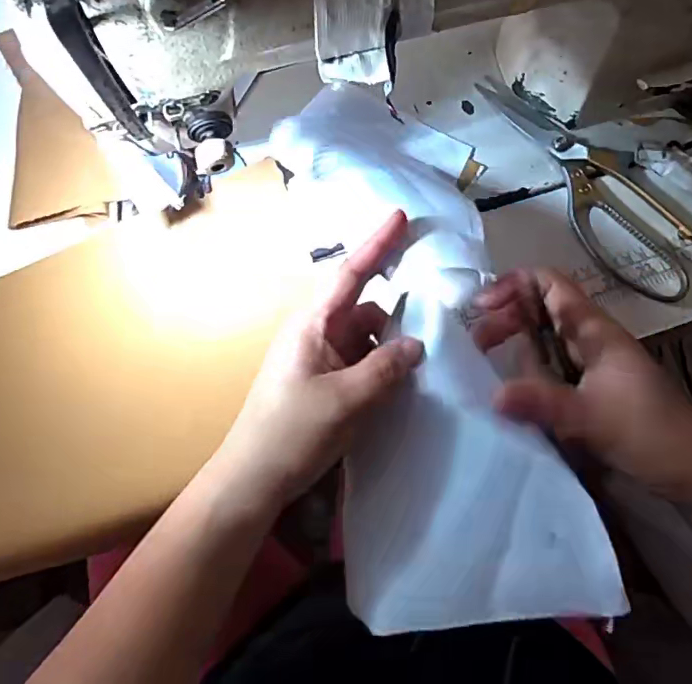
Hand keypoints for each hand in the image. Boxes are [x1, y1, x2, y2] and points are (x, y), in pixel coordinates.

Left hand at [202, 210, 425, 520]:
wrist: (254, 476)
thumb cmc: (292, 431)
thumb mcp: (345, 401)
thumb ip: (384, 370)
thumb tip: (417, 343)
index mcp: (313, 323)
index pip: (349, 273)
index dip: (376, 244)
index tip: (399, 216)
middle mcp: (316, 332)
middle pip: (363, 305)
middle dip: (396, 306)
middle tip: (437, 304)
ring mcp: (320, 357)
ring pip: (366, 335)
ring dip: (392, 342)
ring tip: (429, 356)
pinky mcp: (325, 381)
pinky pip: (362, 360)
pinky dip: (383, 364)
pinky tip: (406, 380)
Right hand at [475, 268, 691, 508]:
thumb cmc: (652, 436)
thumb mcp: (593, 419)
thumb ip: (542, 403)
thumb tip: (492, 395)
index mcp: (595, 331)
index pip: (548, 283)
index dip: (512, 284)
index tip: (483, 306)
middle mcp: (589, 340)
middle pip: (538, 308)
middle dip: (505, 317)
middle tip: (478, 343)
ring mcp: (589, 365)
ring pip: (542, 338)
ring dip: (513, 343)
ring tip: (486, 362)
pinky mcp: (587, 390)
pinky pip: (548, 366)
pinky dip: (525, 369)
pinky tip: (509, 388)